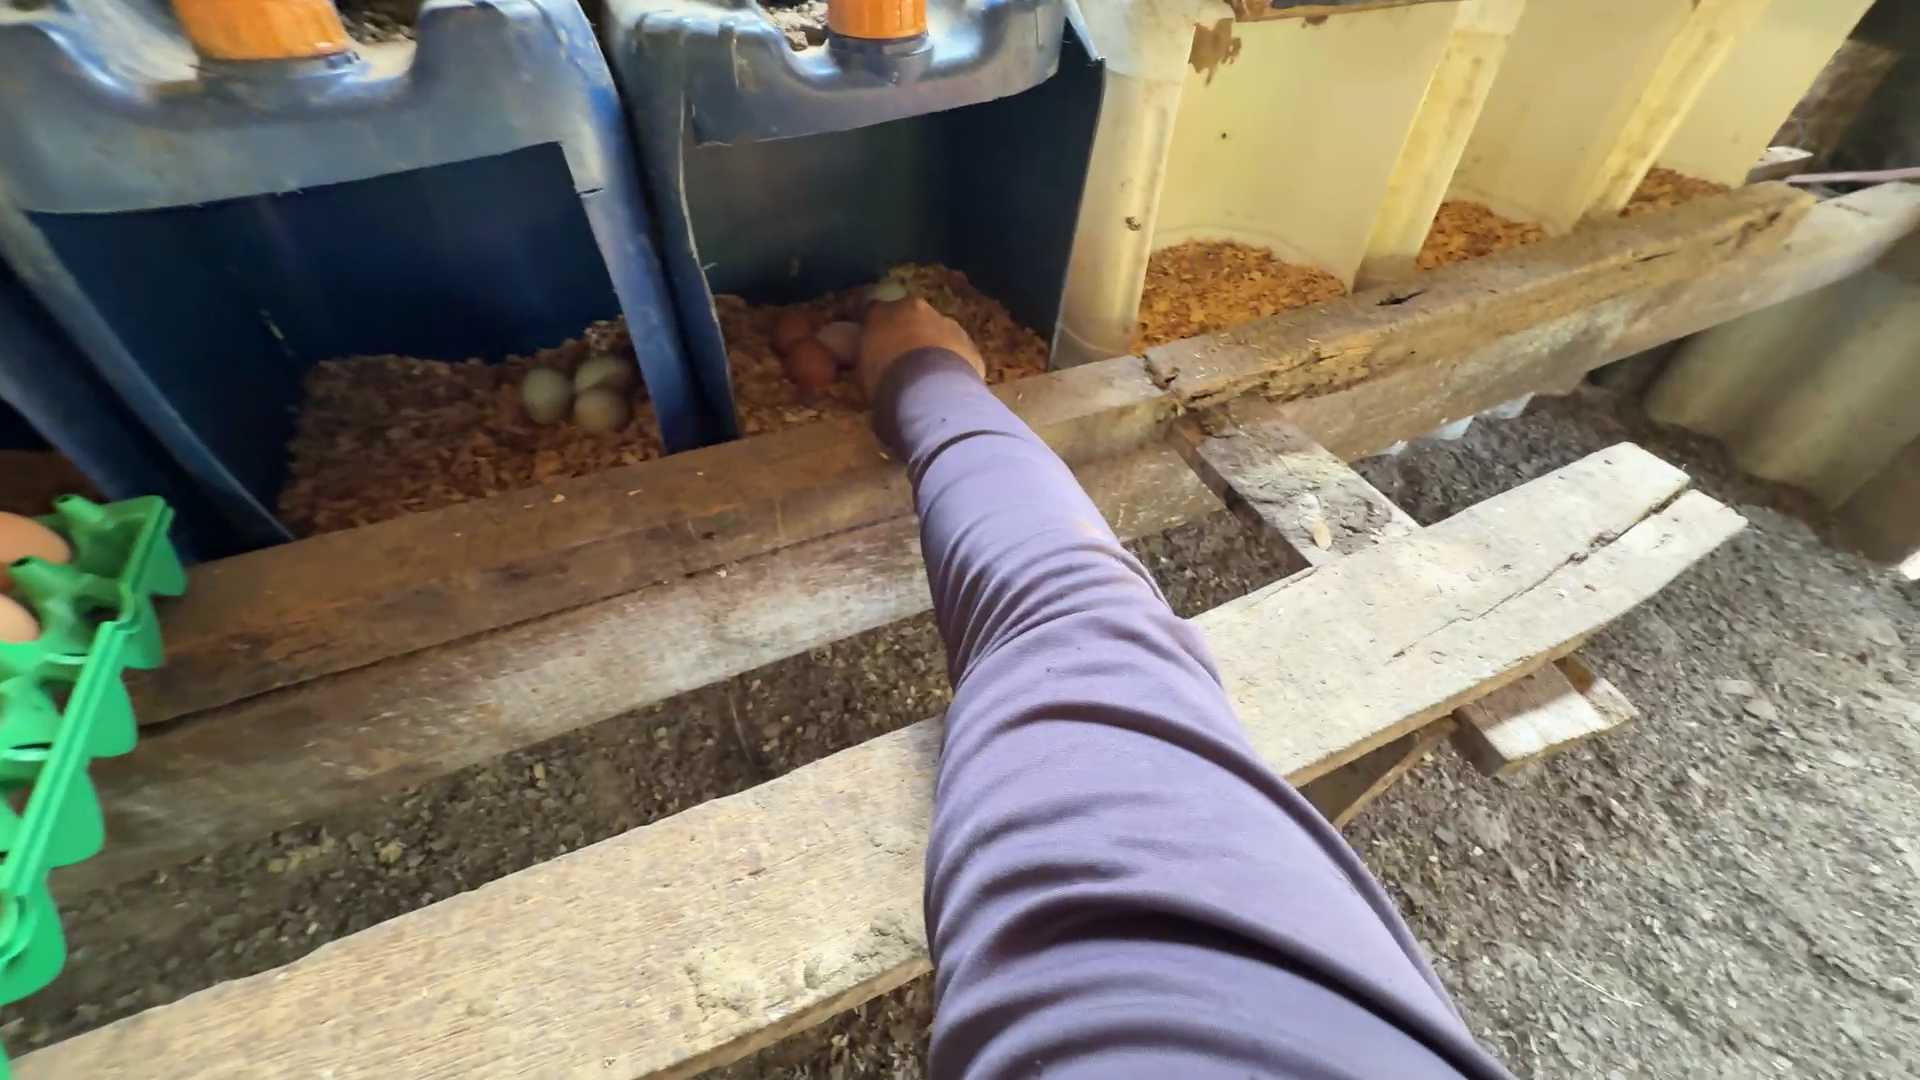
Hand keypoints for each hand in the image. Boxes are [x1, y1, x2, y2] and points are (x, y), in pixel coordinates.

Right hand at [860, 298, 985, 398]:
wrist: (928, 392)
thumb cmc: (884, 381)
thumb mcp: (862, 372)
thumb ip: (869, 359)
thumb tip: (874, 364)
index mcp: (882, 312)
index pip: (874, 313)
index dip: (876, 330)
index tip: (875, 347)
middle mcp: (916, 309)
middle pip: (911, 317)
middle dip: (909, 334)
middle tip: (905, 363)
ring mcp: (947, 324)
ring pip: (939, 333)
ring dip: (935, 349)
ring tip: (930, 378)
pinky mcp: (970, 345)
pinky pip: (960, 354)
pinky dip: (955, 365)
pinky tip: (950, 387)